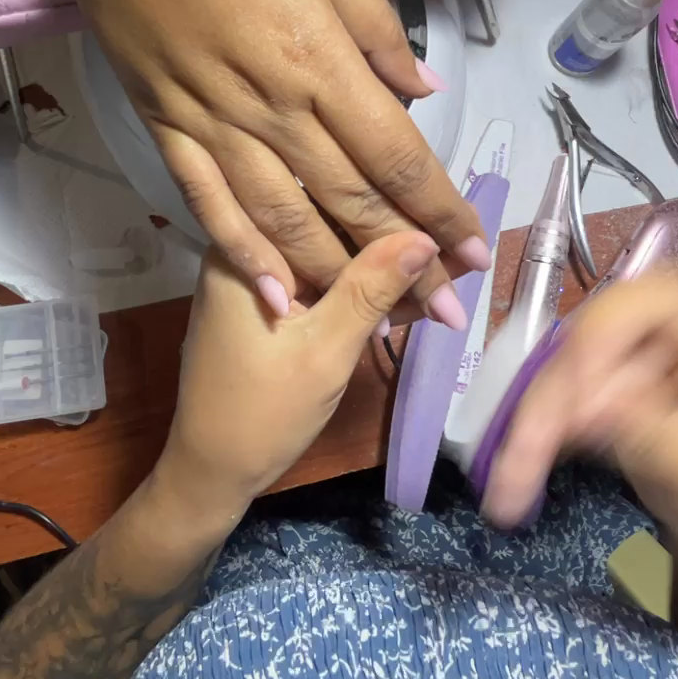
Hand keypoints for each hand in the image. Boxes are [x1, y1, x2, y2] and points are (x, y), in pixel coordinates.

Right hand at [43, 0, 489, 329]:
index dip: (440, 210)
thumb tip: (421, 93)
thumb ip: (376, 31)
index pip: (396, 156)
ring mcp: (213, 124)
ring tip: (378, 324)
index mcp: (319, 58)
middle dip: (405, 263)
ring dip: (335, 277)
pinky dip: (243, 255)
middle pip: (350, 202)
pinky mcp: (166, 128)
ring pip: (284, 220)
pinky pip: (208, 204)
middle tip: (441, 314)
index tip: (470, 252)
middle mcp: (272, 107)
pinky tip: (274, 296)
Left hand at [156, 231, 437, 521]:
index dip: (397, 214)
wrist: (210, 472)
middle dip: (401, 246)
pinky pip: (325, 282)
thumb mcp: (324, 350)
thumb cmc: (261, 414)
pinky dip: (364, 293)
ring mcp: (259, 272)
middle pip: (336, 231)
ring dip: (389, 272)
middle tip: (466, 253)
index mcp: (246, 245)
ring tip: (455, 273)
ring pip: (336, 257)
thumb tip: (427, 236)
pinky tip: (415, 295)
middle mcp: (248, 245)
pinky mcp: (271, 298)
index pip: (330, 207)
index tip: (456, 228)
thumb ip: (372, 289)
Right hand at [483, 277, 677, 602]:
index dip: (603, 334)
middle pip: (598, 335)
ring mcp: (651, 359)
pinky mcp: (620, 386)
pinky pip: (564, 395)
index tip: (578, 402)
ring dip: (537, 421)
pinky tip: (516, 473)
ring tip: (510, 486)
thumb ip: (651, 433)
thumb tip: (582, 404)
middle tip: (527, 452)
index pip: (655, 300)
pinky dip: (538, 432)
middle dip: (557, 394)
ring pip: (570, 367)